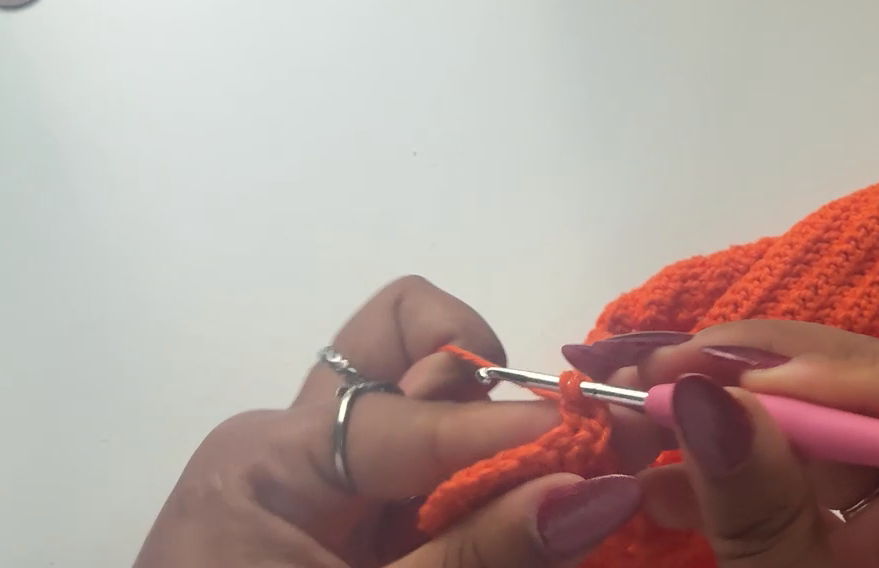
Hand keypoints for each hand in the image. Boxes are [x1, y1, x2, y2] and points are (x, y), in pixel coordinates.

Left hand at [135, 276, 647, 567]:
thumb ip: (484, 551)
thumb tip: (607, 487)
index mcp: (271, 459)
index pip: (426, 409)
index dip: (515, 428)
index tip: (598, 455)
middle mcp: (290, 434)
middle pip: (407, 332)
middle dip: (481, 369)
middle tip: (525, 437)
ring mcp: (311, 460)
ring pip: (422, 372)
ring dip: (482, 416)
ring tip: (501, 487)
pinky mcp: (334, 494)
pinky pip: (424, 433)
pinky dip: (472, 453)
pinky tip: (485, 505)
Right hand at [589, 322, 878, 566]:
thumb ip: (763, 519)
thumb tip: (704, 397)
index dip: (845, 366)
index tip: (736, 384)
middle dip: (769, 375)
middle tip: (663, 374)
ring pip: (842, 417)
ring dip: (742, 416)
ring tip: (646, 428)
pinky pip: (822, 468)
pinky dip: (750, 465)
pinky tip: (672, 484)